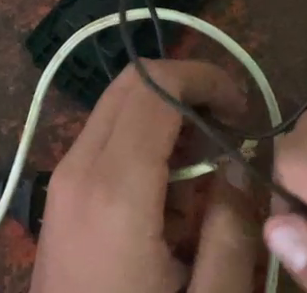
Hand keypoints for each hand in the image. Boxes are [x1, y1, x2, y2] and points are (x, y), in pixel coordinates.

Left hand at [32, 60, 261, 292]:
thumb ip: (233, 226)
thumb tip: (244, 163)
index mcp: (115, 186)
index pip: (155, 85)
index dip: (204, 80)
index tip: (246, 110)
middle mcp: (79, 166)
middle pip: (131, 84)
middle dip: (186, 88)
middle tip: (232, 127)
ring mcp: (62, 180)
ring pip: (116, 108)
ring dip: (165, 115)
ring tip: (210, 165)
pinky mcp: (59, 199)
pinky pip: (104, 140)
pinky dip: (143, 140)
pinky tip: (173, 193)